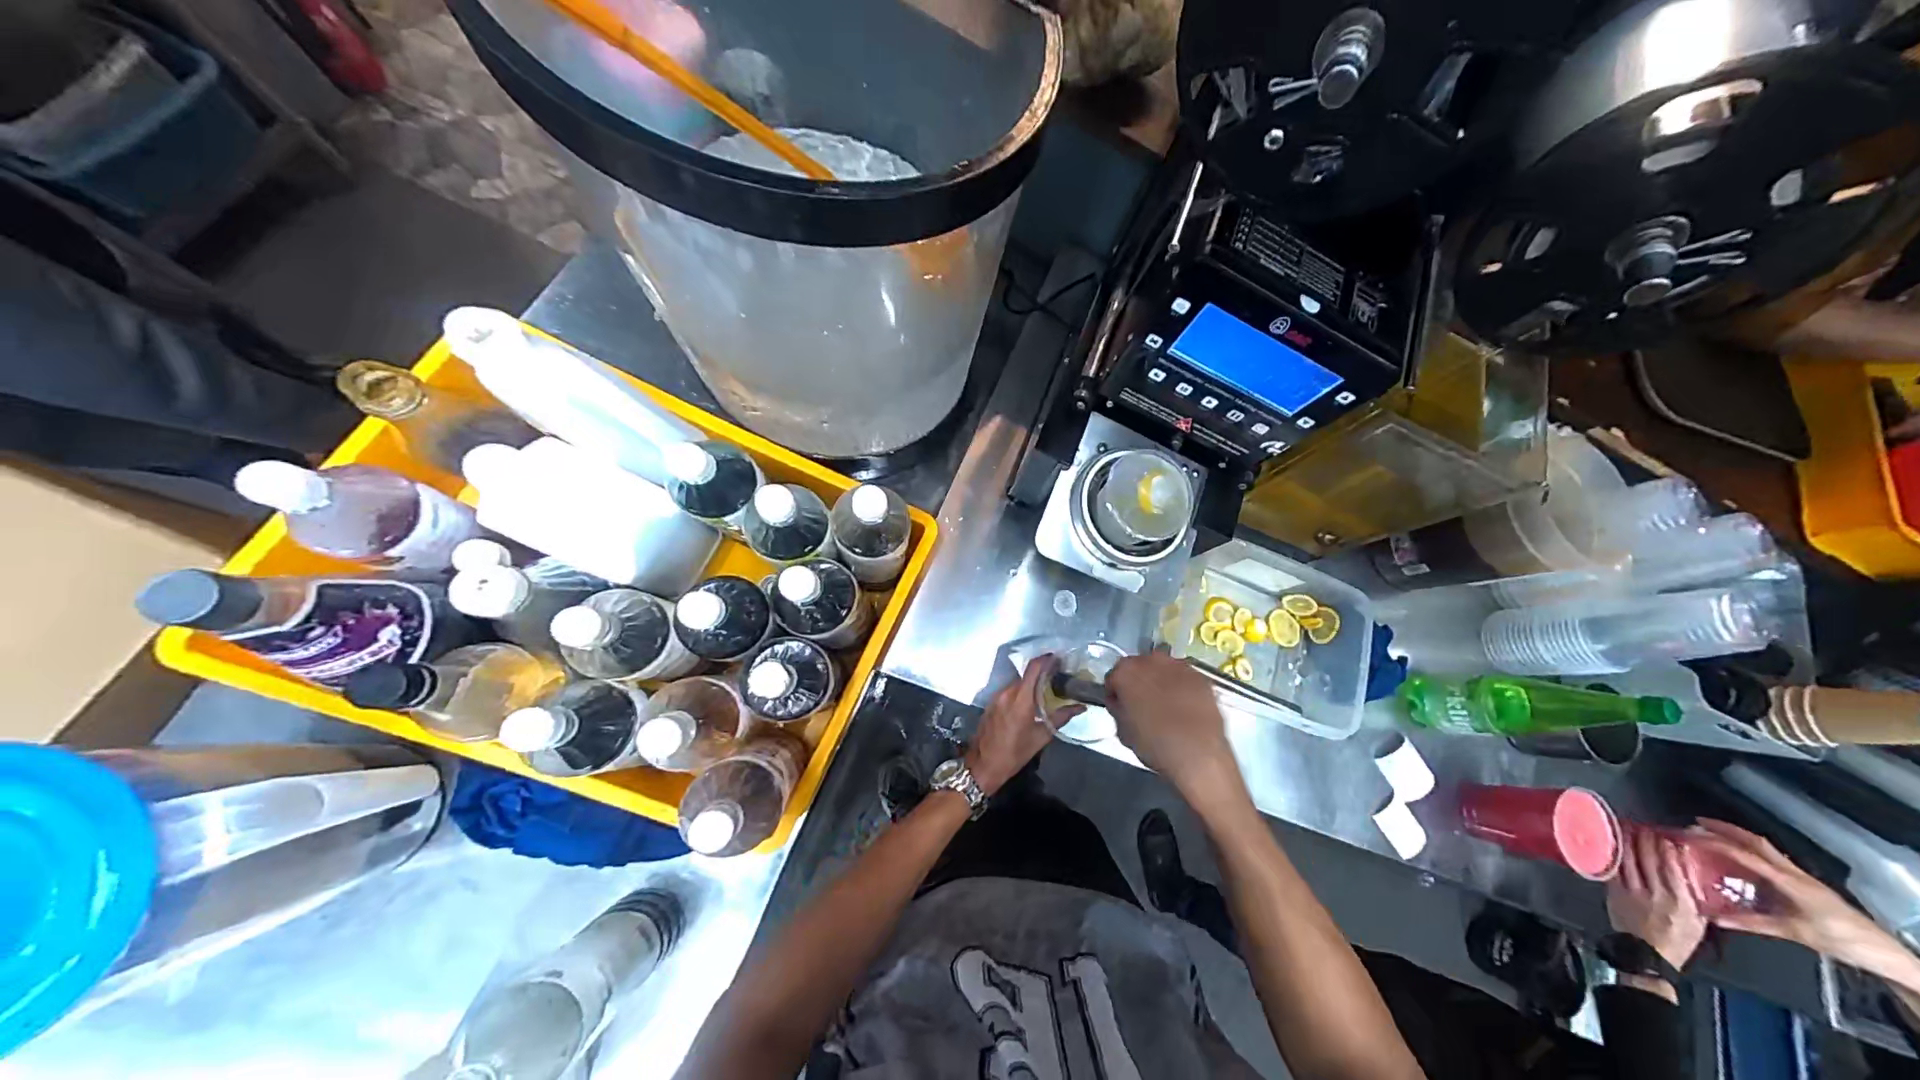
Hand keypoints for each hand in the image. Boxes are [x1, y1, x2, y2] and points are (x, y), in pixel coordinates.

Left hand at [964, 655, 1080, 795]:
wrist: (983, 765)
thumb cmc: (1014, 753)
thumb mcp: (1041, 737)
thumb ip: (1061, 718)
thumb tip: (1080, 707)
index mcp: (1020, 699)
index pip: (1033, 669)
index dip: (1046, 660)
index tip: (1059, 658)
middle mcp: (1007, 693)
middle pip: (1026, 675)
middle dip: (1042, 672)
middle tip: (1058, 676)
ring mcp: (997, 697)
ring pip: (1017, 683)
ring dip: (1031, 683)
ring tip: (1047, 689)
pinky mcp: (991, 703)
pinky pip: (1009, 691)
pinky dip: (1021, 691)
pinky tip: (1030, 701)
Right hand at [1104, 652, 1245, 808]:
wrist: (1198, 754)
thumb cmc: (1154, 744)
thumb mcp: (1123, 730)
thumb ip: (1117, 708)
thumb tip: (1121, 703)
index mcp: (1125, 671)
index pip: (1113, 677)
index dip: (1116, 693)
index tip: (1121, 706)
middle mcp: (1151, 660)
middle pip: (1139, 668)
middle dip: (1138, 683)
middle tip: (1142, 706)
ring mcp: (1179, 666)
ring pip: (1163, 670)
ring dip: (1161, 683)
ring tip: (1166, 708)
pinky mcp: (1201, 677)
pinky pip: (1184, 679)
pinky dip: (1182, 688)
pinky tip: (1185, 709)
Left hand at [1608, 828, 1706, 970]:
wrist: (1648, 956)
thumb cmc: (1678, 940)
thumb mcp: (1698, 922)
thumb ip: (1694, 898)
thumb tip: (1690, 874)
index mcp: (1679, 901)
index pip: (1672, 867)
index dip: (1667, 849)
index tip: (1667, 835)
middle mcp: (1655, 893)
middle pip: (1647, 858)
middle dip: (1645, 839)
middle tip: (1644, 826)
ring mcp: (1630, 891)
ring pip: (1627, 859)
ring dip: (1626, 841)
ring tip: (1626, 827)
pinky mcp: (1613, 892)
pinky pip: (1612, 868)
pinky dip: (1613, 854)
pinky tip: (1612, 843)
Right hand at [1686, 819, 1903, 972]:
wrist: (1884, 954)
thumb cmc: (1842, 941)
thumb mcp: (1796, 933)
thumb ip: (1753, 924)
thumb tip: (1714, 918)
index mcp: (1790, 882)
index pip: (1747, 855)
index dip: (1717, 843)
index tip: (1691, 836)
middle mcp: (1795, 874)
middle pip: (1758, 843)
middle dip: (1727, 830)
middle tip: (1697, 822)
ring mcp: (1803, 878)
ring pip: (1766, 849)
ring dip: (1738, 837)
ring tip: (1713, 833)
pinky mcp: (1806, 884)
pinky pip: (1773, 860)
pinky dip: (1751, 851)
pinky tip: (1741, 858)